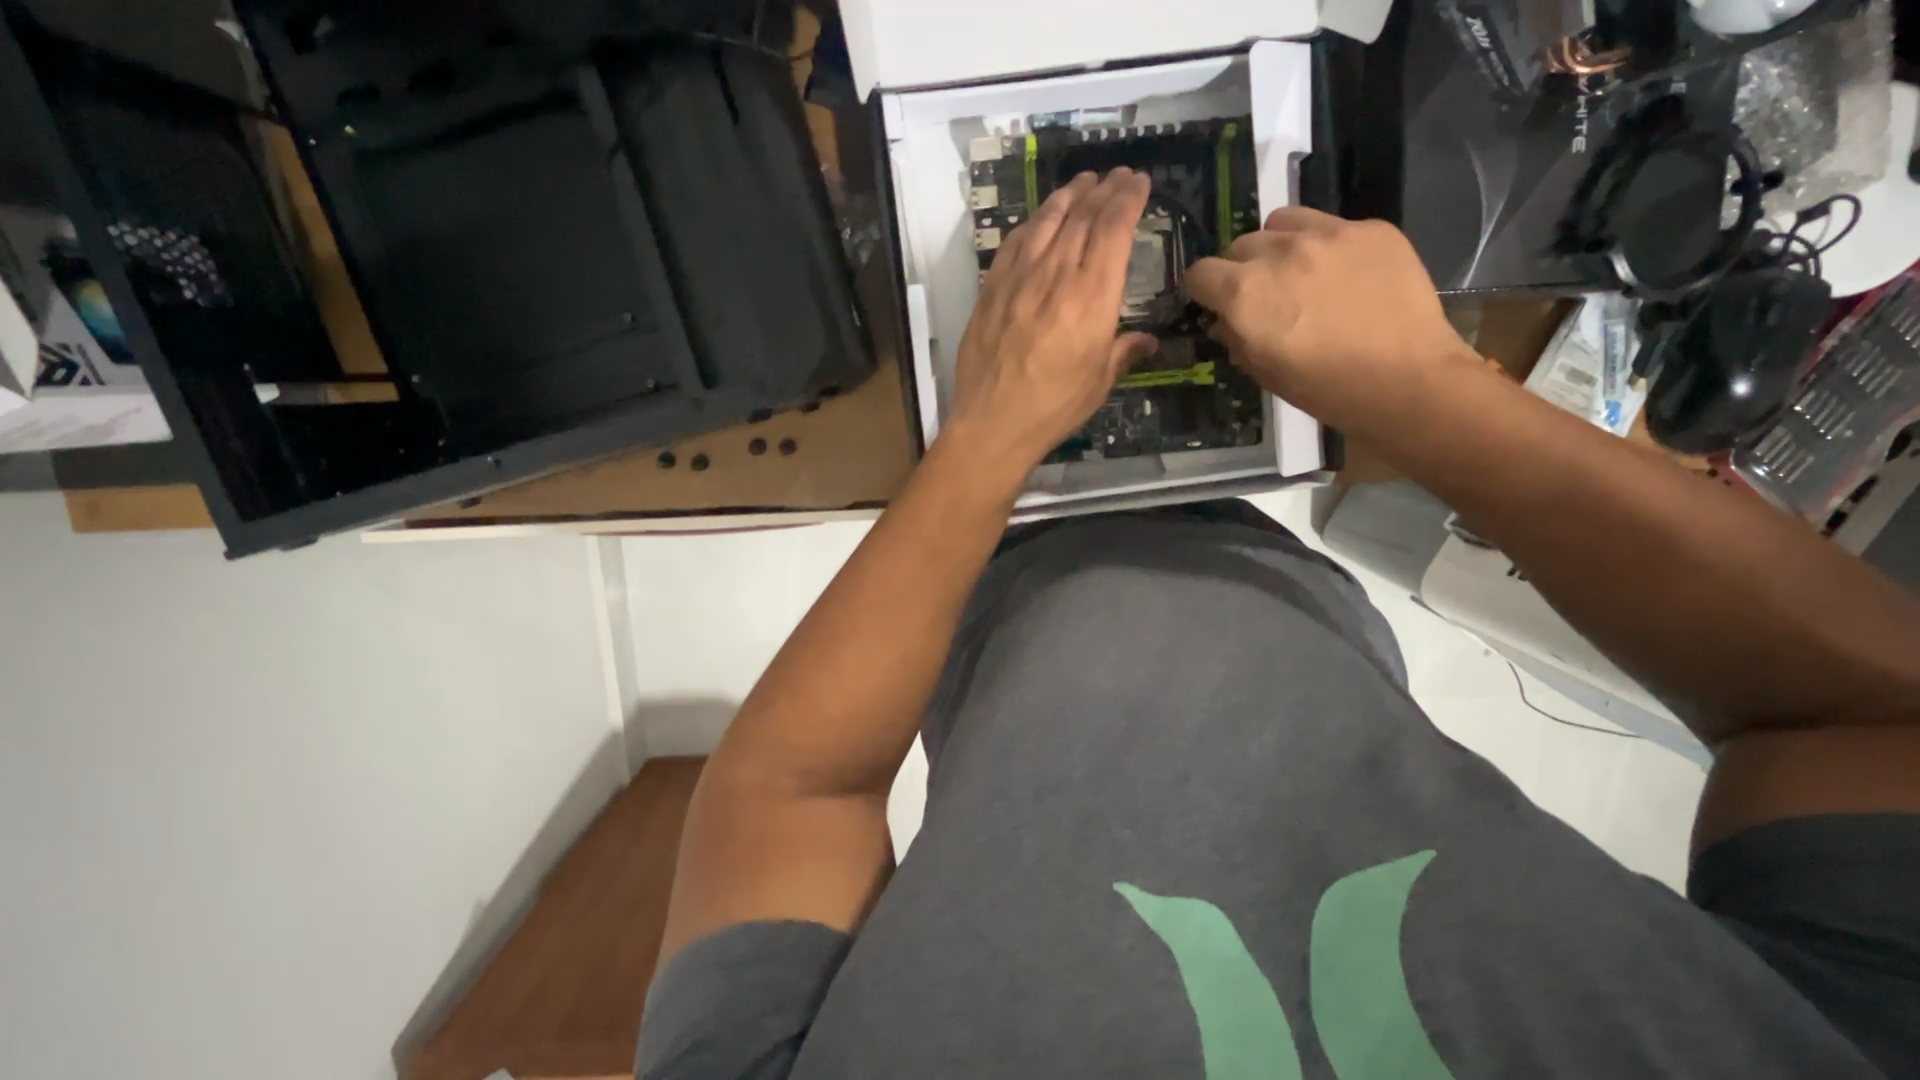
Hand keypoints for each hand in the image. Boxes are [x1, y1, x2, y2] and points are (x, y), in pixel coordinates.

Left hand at [945, 168, 1158, 472]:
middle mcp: (1056, 276)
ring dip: (1068, 196)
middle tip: (1117, 174)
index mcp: (1091, 297)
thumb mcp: (1099, 382)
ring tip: (1082, 182)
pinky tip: (1040, 219)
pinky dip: (1032, 223)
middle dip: (1104, 189)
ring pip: (1046, 221)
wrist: (993, 422)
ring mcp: (1019, 279)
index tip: (1139, 181)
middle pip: (1082, 217)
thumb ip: (1123, 351)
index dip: (1128, 199)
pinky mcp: (992, 289)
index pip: (1113, 229)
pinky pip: (1014, 243)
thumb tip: (1146, 341)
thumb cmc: (1054, 407)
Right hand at [1185, 207, 1477, 433]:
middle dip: (1243, 268)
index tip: (1216, 303)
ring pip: (1282, 223)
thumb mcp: (1265, 374)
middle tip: (1266, 295)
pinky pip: (1332, 225)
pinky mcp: (1371, 229)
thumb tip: (1227, 321)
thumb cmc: (1327, 390)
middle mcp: (1279, 252)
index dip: (1204, 290)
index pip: (1200, 273)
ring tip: (1300, 271)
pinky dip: (1328, 246)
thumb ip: (1237, 338)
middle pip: (1240, 245)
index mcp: (1245, 294)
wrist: (1408, 382)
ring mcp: (1328, 234)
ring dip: (1279, 244)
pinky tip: (1347, 276)